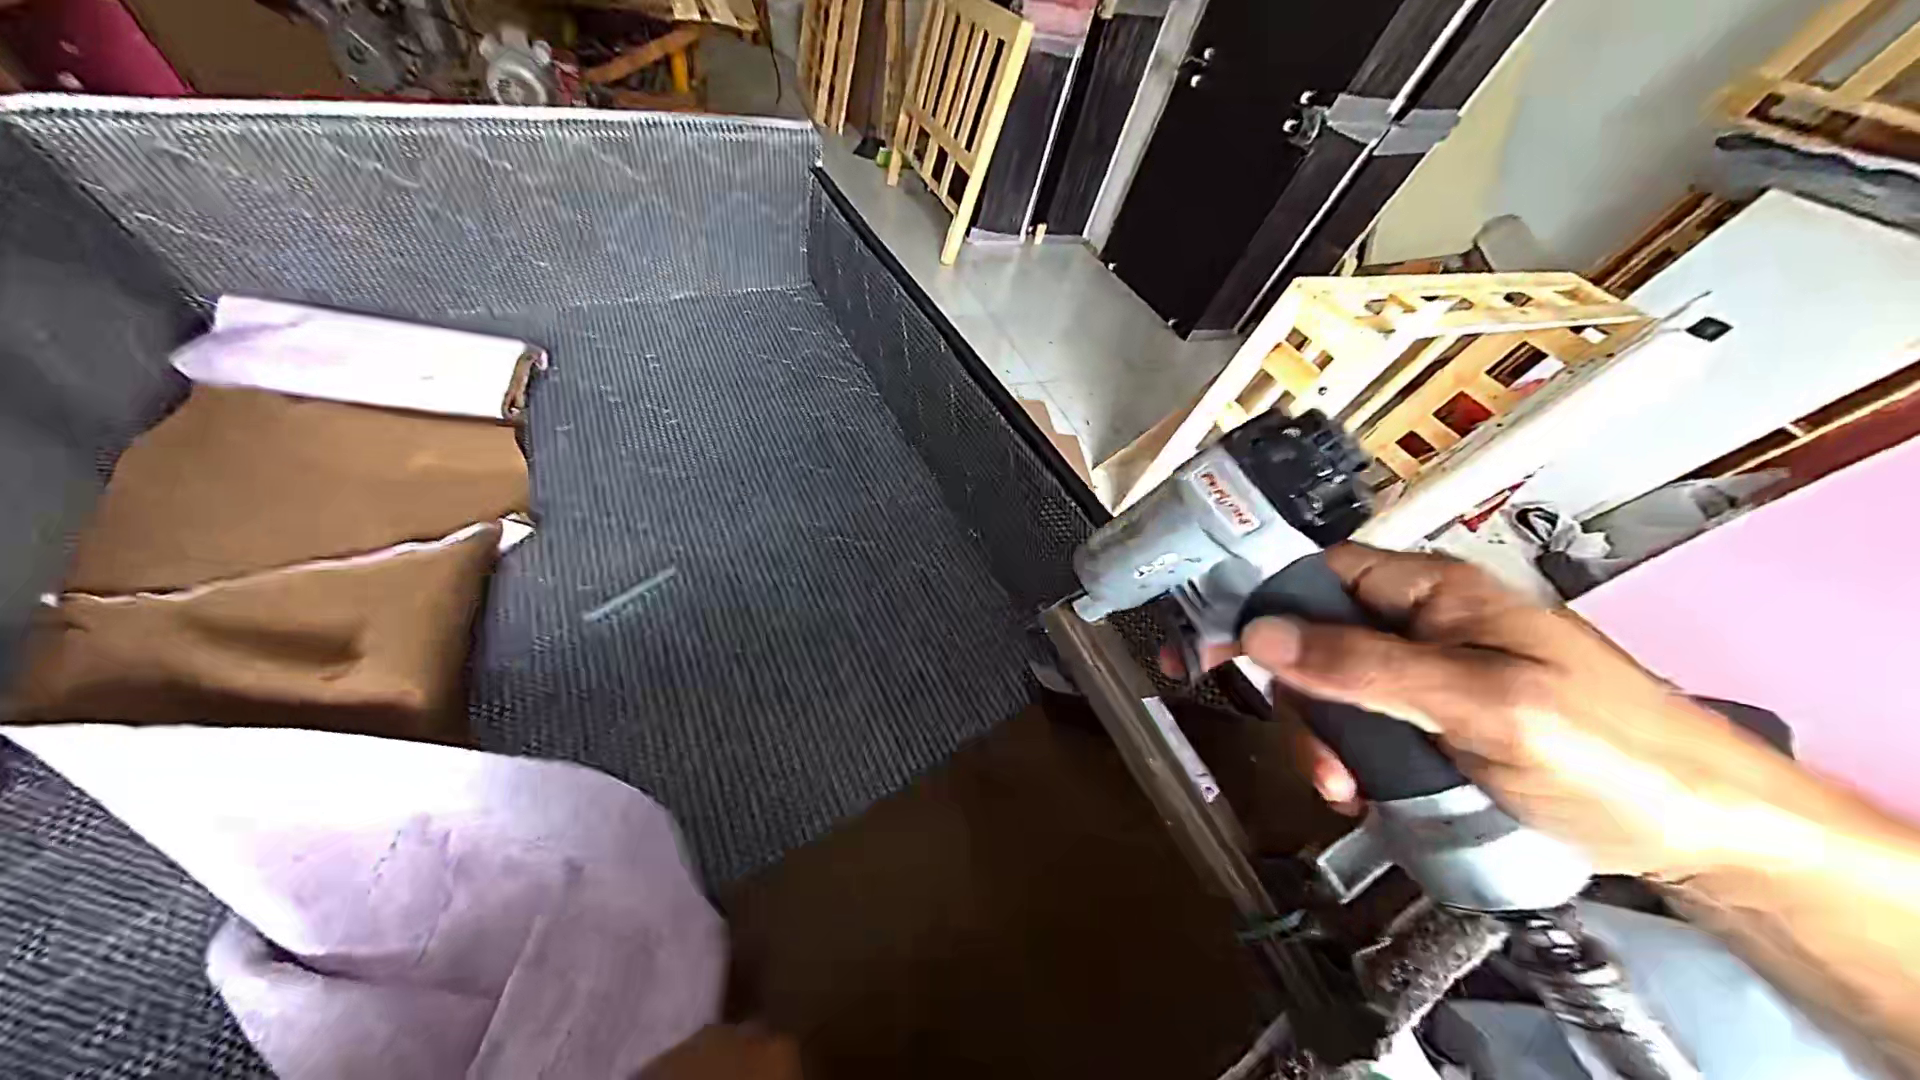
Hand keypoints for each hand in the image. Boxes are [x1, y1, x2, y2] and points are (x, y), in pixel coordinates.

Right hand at [1174, 543, 1820, 879]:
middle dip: (1298, 695)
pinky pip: (1357, 721)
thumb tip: (1259, 634)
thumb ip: (1365, 665)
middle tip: (1314, 755)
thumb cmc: (1610, 753)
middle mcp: (1417, 620)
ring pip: (1328, 685)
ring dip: (1320, 735)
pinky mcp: (1427, 714)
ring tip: (1345, 786)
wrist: (1709, 836)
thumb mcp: (1480, 704)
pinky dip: (1345, 755)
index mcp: (1430, 591)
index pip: (1317, 573)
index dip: (1258, 601)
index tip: (1207, 642)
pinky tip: (1360, 789)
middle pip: (1313, 636)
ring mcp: (1422, 669)